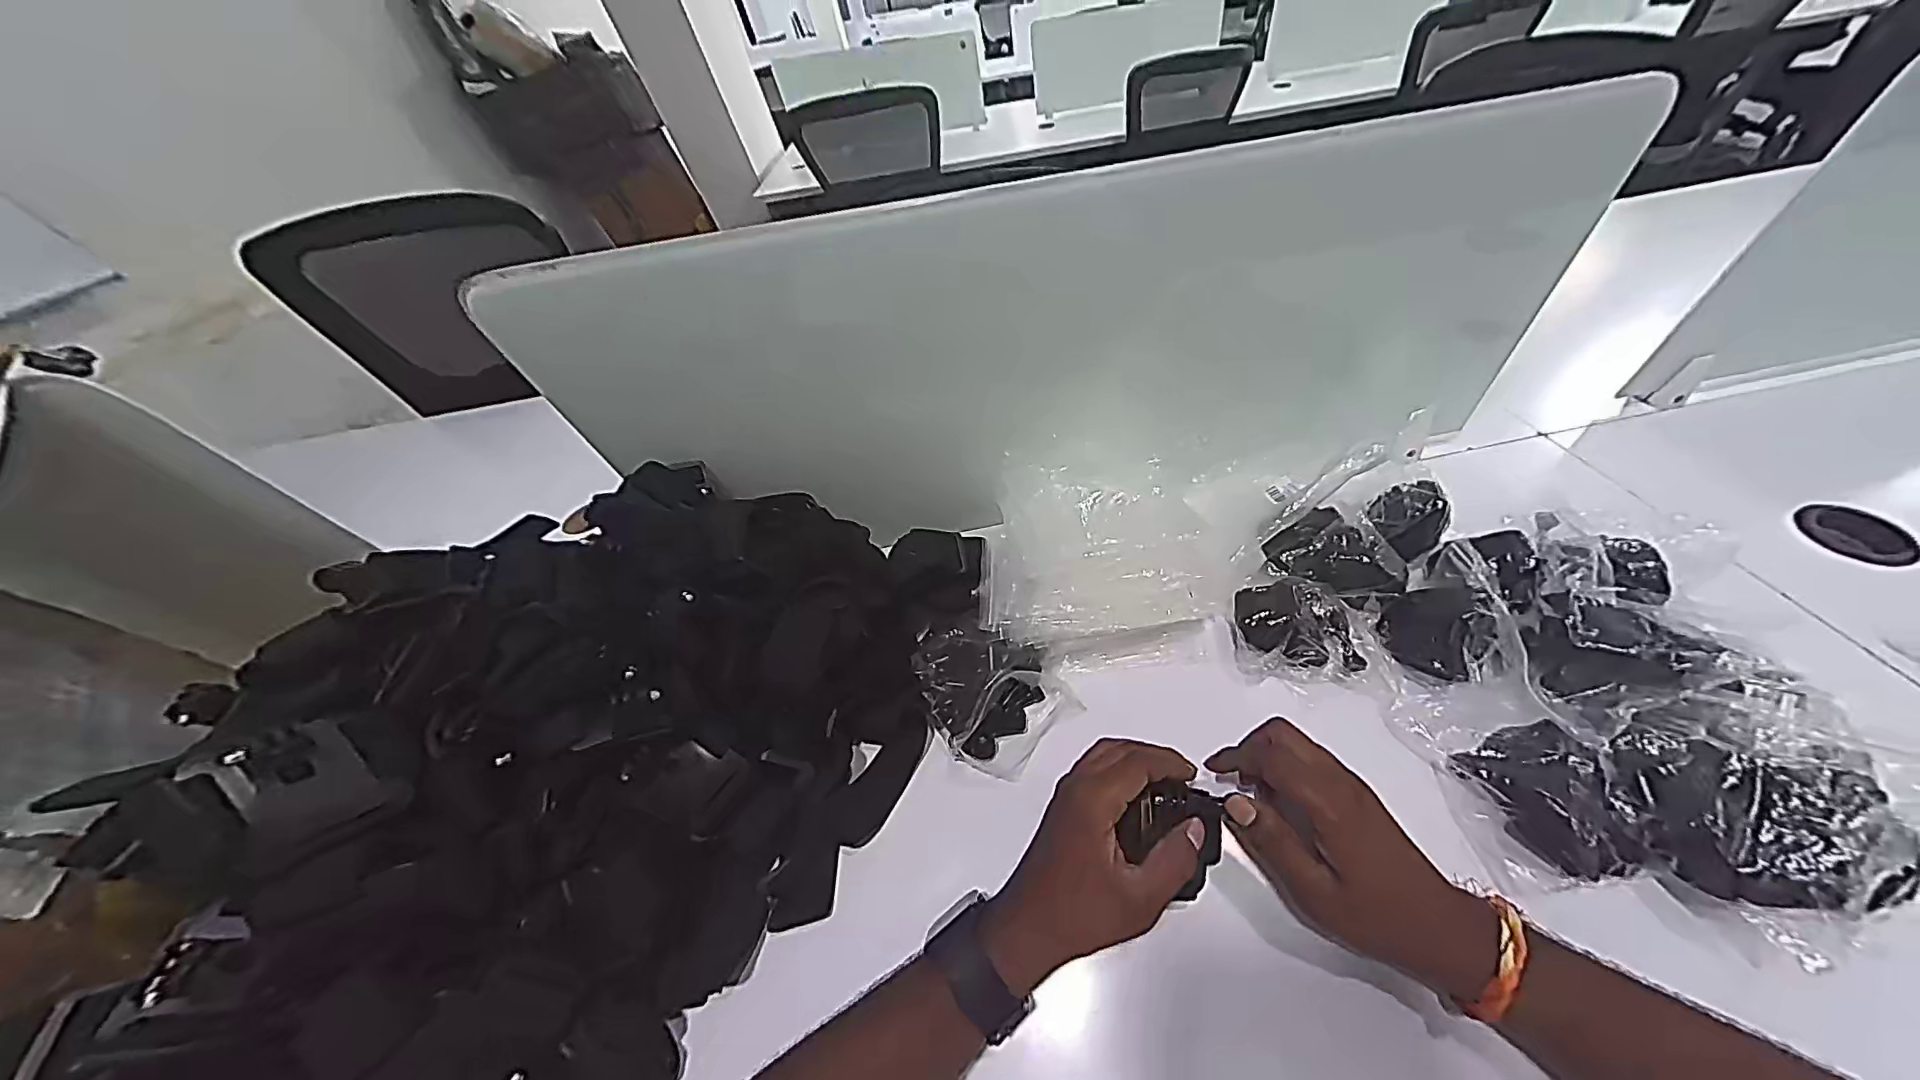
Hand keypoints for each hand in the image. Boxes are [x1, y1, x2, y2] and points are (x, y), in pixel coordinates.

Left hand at [981, 739, 1205, 994]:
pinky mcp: (1062, 809)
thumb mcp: (1140, 898)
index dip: (1170, 762)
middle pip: (1118, 749)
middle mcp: (1074, 791)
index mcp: (1091, 801)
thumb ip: (1174, 860)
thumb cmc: (1069, 915)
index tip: (1191, 775)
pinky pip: (1094, 772)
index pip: (1136, 760)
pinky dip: (1120, 771)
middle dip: (1155, 756)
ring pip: (1103, 756)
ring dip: (1136, 760)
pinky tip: (1138, 800)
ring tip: (1165, 785)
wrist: (1029, 928)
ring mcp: (1065, 798)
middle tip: (1182, 776)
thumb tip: (1192, 831)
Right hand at [1206, 717, 1497, 1001]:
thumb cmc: (1381, 916)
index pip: (1272, 755)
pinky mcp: (1354, 793)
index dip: (1236, 757)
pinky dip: (1282, 767)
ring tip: (1249, 793)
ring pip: (1296, 742)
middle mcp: (1342, 784)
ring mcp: (1350, 786)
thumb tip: (1236, 805)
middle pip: (1282, 734)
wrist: (1437, 926)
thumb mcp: (1313, 891)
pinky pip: (1309, 760)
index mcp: (1330, 804)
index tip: (1216, 772)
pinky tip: (1276, 801)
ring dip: (1265, 756)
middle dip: (1247, 747)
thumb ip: (1271, 842)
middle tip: (1230, 778)